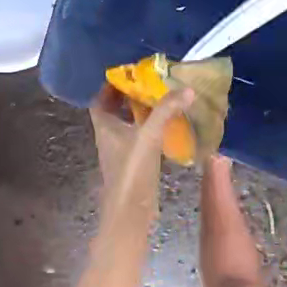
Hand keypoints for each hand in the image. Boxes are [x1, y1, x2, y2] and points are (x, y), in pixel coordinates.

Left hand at [89, 84, 191, 210]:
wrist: (130, 213)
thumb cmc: (131, 170)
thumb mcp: (149, 135)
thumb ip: (166, 110)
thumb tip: (186, 89)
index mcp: (105, 126)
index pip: (101, 98)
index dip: (112, 85)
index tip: (130, 73)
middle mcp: (109, 137)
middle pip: (115, 110)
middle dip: (130, 96)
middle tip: (152, 84)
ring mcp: (121, 152)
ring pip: (128, 125)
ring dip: (142, 113)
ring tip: (163, 101)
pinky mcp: (134, 164)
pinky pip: (140, 139)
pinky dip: (151, 130)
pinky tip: (168, 127)